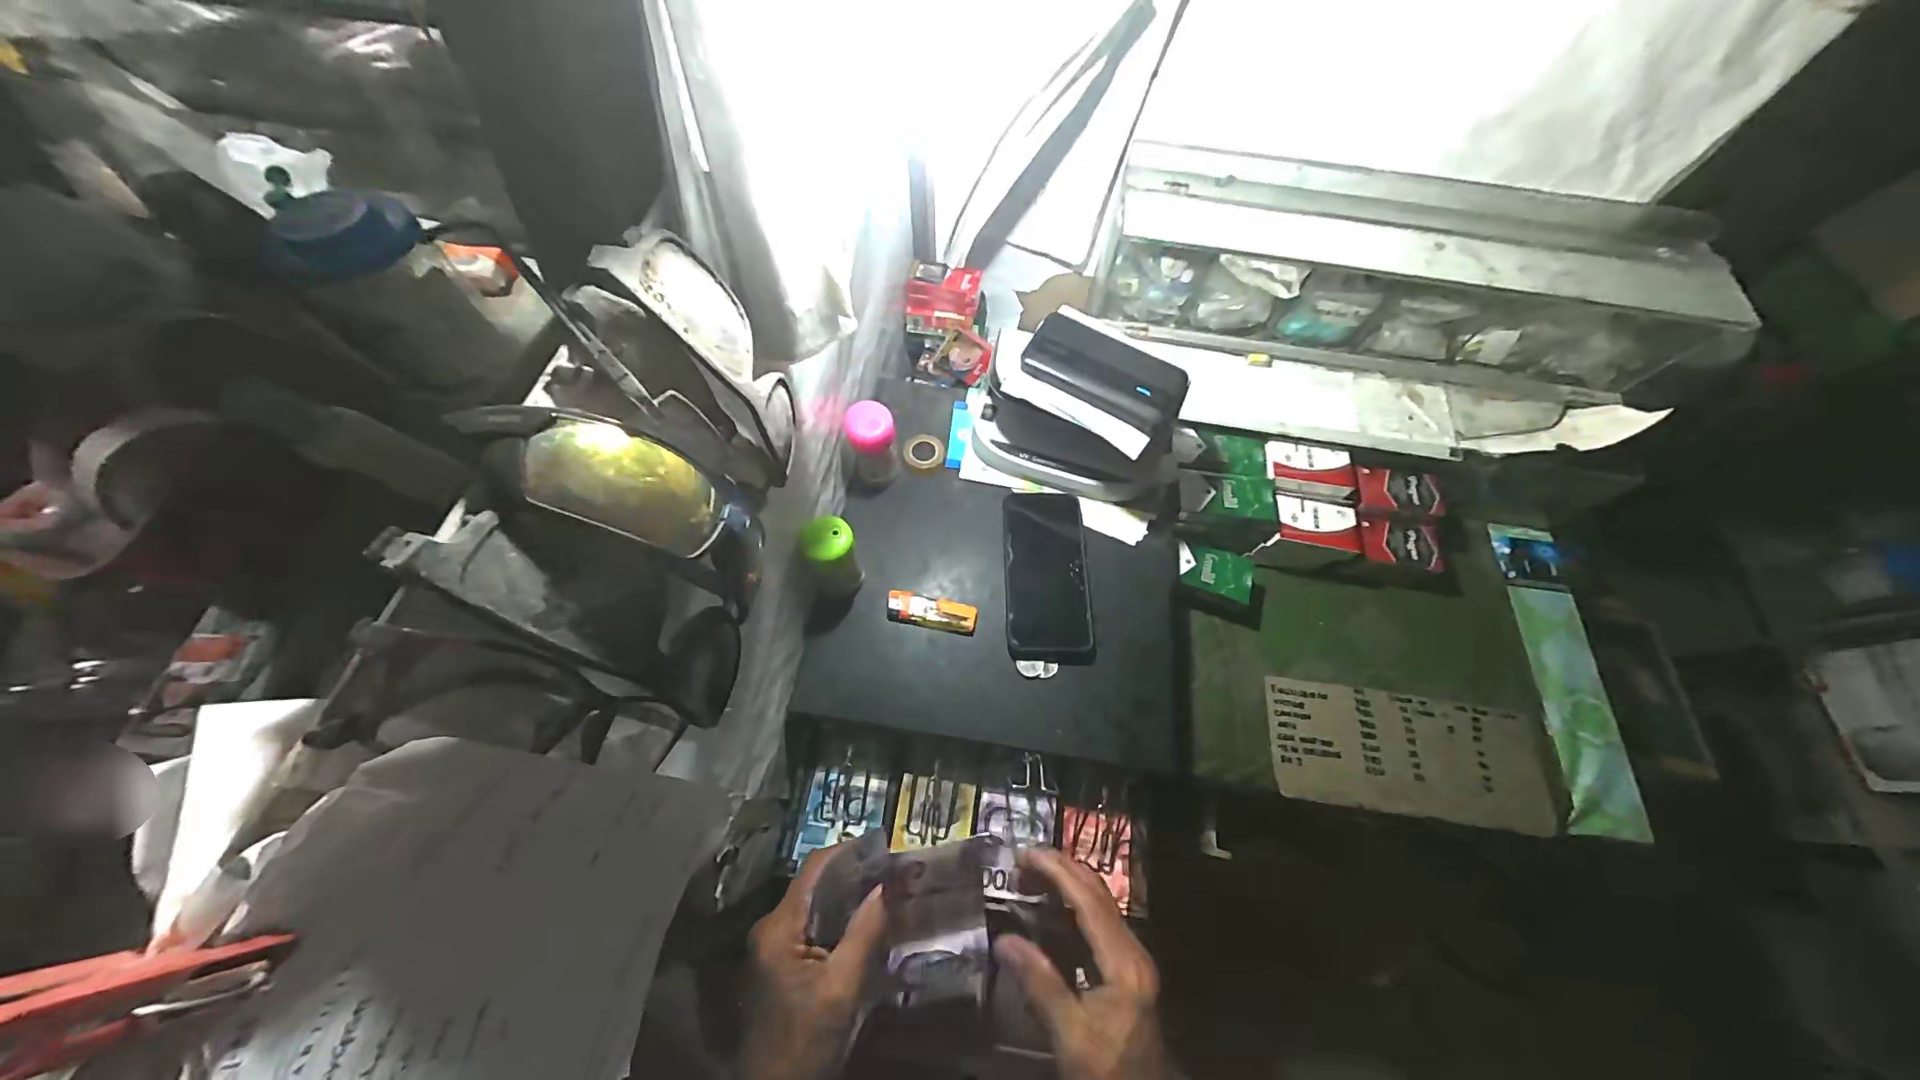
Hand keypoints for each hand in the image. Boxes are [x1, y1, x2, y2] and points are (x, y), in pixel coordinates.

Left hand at [741, 844, 886, 1079]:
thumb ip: (865, 931)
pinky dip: (839, 918)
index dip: (848, 851)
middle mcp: (771, 928)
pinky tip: (865, 921)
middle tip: (891, 868)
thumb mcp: (842, 987)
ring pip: (815, 906)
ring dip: (848, 896)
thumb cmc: (806, 1040)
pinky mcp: (781, 965)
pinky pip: (812, 927)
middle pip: (815, 885)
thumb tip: (888, 884)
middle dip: (854, 873)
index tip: (883, 846)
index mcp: (778, 927)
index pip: (814, 869)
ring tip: (886, 888)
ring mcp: (773, 948)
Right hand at [993, 846, 1171, 1079]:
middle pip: (1098, 895)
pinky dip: (1073, 906)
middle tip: (1023, 861)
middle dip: (1062, 870)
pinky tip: (1051, 910)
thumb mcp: (1070, 1036)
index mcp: (1124, 962)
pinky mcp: (1127, 973)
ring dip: (1068, 885)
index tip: (1026, 854)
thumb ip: (1039, 984)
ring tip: (1031, 878)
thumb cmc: (1108, 1072)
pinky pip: (1099, 923)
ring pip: (1100, 906)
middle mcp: (1133, 952)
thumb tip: (1003, 939)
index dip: (1057, 871)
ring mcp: (1133, 962)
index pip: (1088, 901)